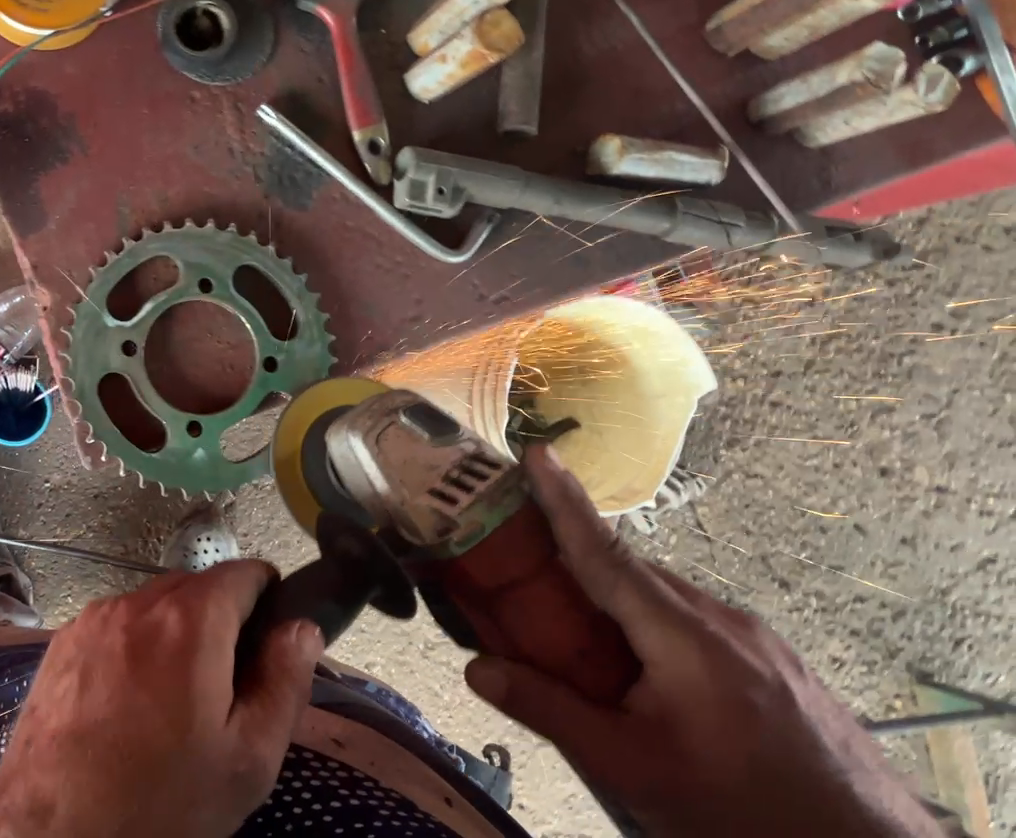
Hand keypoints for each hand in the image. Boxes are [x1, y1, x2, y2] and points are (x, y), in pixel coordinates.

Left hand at [0, 561, 324, 837]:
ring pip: (152, 605)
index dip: (267, 594)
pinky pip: (114, 626)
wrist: (54, 825)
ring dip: (174, 632)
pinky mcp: (63, 641)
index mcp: (189, 621)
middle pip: (195, 587)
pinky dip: (133, 645)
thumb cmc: (161, 796)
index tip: (273, 632)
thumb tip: (301, 629)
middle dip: (221, 618)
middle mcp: (138, 603)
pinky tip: (130, 701)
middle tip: (229, 682)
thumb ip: (285, 682)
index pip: (241, 572)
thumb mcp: (248, 757)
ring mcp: (93, 619)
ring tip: (175, 699)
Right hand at [465, 444, 940, 837]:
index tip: (536, 453)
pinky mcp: (778, 663)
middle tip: (524, 573)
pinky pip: (697, 624)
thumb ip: (549, 711)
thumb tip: (475, 669)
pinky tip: (647, 676)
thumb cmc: (740, 807)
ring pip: (665, 600)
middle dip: (576, 564)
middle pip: (632, 574)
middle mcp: (723, 621)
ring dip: (616, 604)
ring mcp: (758, 640)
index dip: (564, 502)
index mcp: (684, 637)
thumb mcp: (630, 768)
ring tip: (583, 642)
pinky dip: (654, 627)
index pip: (606, 553)